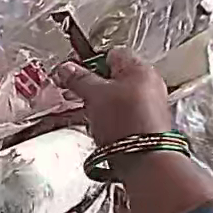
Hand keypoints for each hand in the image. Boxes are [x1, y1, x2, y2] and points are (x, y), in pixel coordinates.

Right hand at [53, 46, 173, 145]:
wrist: (142, 158)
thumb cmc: (124, 121)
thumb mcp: (94, 95)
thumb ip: (79, 79)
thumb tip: (65, 68)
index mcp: (140, 70)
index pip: (112, 54)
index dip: (90, 61)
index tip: (72, 72)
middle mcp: (147, 84)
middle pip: (112, 76)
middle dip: (89, 84)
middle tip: (71, 91)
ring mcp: (146, 105)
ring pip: (114, 96)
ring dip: (94, 101)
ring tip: (79, 110)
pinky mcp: (141, 123)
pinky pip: (117, 113)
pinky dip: (103, 116)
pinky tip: (92, 124)